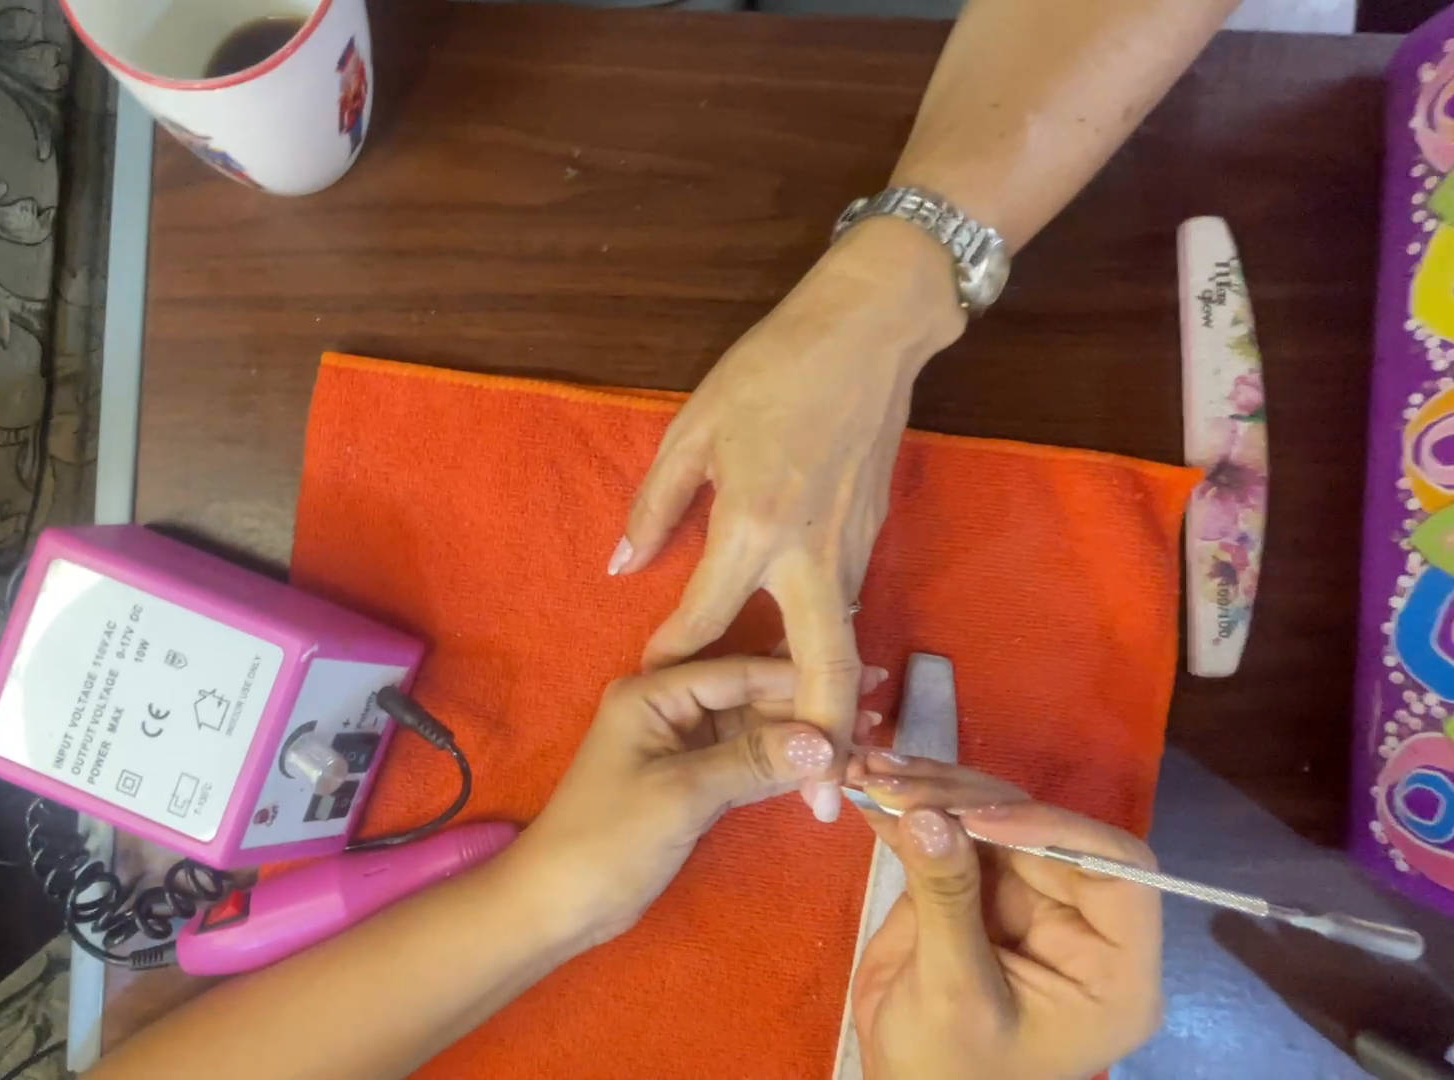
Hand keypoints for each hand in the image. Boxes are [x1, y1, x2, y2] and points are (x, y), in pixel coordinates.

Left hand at [500, 657, 841, 948]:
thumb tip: (825, 737)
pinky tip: (825, 763)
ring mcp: (680, 745)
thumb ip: (751, 761)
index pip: (733, 673)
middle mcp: (667, 709)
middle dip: (804, 703)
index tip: (855, 680)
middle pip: (746, 697)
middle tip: (872, 703)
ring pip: (750, 730)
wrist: (562, 899)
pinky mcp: (691, 781)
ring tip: (865, 732)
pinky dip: (780, 766)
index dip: (794, 678)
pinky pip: (744, 762)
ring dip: (800, 734)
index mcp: (651, 693)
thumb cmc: (609, 837)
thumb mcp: (681, 795)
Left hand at [613, 222, 966, 812]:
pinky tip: (804, 667)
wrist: (864, 333)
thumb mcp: (692, 434)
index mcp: (752, 528)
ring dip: (828, 703)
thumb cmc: (766, 376)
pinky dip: (828, 648)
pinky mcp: (872, 537)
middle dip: (818, 743)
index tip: (652, 687)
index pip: (704, 617)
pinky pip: (843, 606)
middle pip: (820, 668)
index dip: (673, 655)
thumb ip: (655, 508)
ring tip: (809, 759)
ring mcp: (850, 549)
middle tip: (815, 808)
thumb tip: (621, 565)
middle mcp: (808, 555)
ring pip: (838, 642)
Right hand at [845, 755, 1163, 1079]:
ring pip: (978, 814)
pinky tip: (859, 783)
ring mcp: (1010, 893)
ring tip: (865, 773)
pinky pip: (935, 827)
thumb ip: (947, 902)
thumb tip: (928, 815)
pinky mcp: (958, 880)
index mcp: (1105, 961)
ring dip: (921, 788)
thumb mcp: (954, 993)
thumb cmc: (949, 1068)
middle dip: (958, 797)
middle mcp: (1067, 915)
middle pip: (1031, 826)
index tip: (972, 818)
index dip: (1051, 829)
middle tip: (885, 783)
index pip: (1113, 867)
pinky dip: (897, 806)